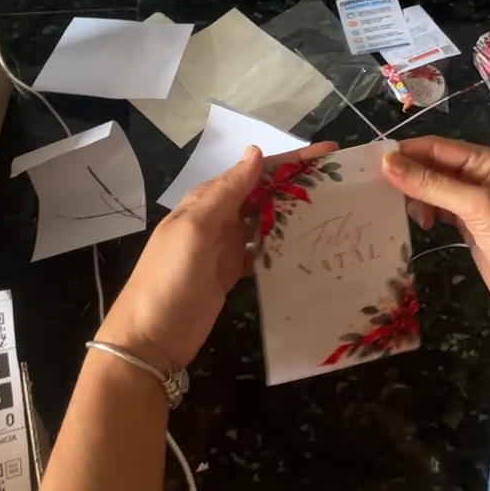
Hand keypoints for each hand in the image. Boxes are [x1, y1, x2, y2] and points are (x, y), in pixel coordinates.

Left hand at [98, 140, 337, 369]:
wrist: (149, 340)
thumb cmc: (170, 278)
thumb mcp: (195, 230)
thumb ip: (226, 192)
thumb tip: (256, 151)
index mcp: (207, 200)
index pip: (254, 170)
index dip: (290, 161)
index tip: (328, 153)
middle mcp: (217, 218)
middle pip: (263, 193)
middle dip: (297, 184)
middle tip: (340, 182)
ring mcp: (225, 247)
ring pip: (265, 221)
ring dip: (293, 214)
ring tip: (333, 211)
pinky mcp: (231, 274)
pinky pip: (262, 251)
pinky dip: (282, 246)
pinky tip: (307, 247)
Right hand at [382, 136, 489, 326]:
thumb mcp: (477, 208)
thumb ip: (432, 185)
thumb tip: (387, 161)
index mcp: (487, 161)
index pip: (437, 147)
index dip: (406, 152)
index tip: (372, 164)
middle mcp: (480, 176)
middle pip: (432, 166)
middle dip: (408, 175)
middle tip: (380, 192)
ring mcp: (475, 203)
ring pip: (432, 188)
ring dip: (416, 197)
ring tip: (409, 214)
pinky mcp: (470, 227)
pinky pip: (438, 210)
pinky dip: (425, 213)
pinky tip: (419, 224)